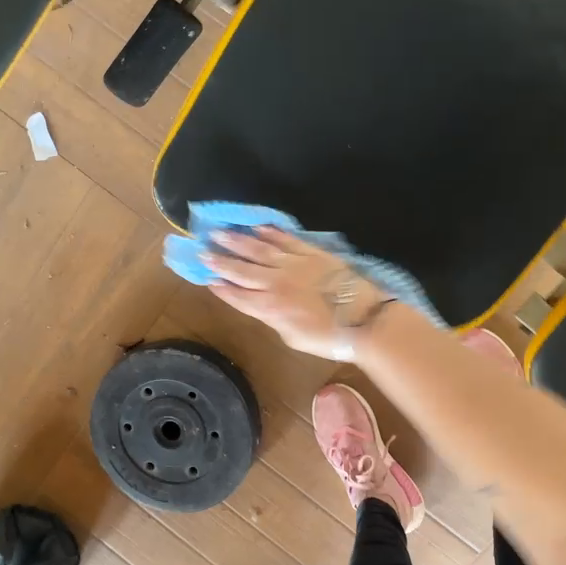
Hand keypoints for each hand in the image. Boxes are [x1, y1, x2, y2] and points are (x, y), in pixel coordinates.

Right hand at [202, 228, 393, 360]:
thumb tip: (262, 306)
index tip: (206, 277)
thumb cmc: (329, 337)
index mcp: (269, 308)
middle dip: (220, 261)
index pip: (237, 296)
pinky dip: (269, 232)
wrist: (363, 319)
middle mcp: (275, 283)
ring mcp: (292, 264)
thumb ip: (272, 319)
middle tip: (202, 251)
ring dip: (237, 240)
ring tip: (220, 232)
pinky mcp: (310, 252)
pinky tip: (257, 226)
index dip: (221, 288)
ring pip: (258, 249)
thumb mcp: (292, 337)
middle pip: (241, 269)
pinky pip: (285, 239)